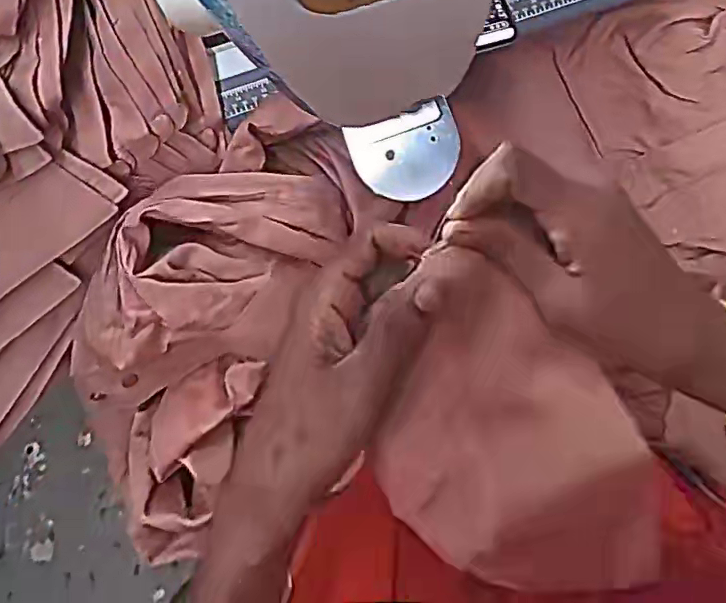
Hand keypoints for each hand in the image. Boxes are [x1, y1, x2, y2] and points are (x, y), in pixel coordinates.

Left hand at [199, 226, 450, 602]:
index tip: (440, 260)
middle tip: (451, 285)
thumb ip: (399, 328)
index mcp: (324, 295)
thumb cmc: (313, 433)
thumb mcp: (363, 381)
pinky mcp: (338, 347)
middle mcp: (326, 299)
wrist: (273, 486)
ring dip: (409, 290)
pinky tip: (423, 333)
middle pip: (373, 261)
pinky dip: (400, 316)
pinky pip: (373, 315)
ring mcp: (331, 322)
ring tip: (445, 305)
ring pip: (376, 288)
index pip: (366, 241)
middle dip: (412, 264)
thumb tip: (437, 276)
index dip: (404, 240)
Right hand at [440, 144, 725, 415]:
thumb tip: (457, 227)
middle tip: (467, 236)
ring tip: (487, 241)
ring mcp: (597, 189)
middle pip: (517, 163)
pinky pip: (548, 188)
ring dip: (500, 200)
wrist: (691, 335)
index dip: (476, 188)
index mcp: (578, 205)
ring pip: (529, 173)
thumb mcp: (556, 300)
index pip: (511, 163)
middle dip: (483, 194)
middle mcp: (588, 184)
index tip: (461, 226)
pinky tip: (518, 240)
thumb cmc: (625, 328)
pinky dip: (522, 206)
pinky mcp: (600, 200)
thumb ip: (507, 252)